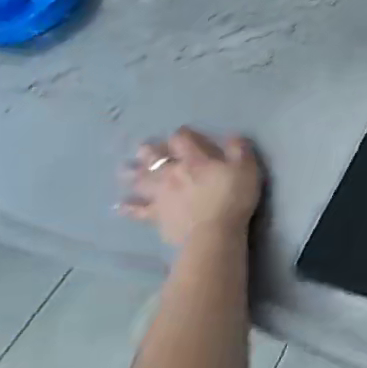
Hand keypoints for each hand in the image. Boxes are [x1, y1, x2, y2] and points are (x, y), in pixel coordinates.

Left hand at [122, 128, 263, 250]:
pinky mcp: (156, 215)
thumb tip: (233, 136)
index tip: (183, 134)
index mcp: (194, 159)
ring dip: (132, 174)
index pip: (182, 139)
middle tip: (143, 148)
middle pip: (154, 157)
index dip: (182, 134)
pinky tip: (119, 206)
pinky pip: (138, 211)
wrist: (213, 233)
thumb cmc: (233, 198)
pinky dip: (128, 208)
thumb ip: (239, 149)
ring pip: (141, 180)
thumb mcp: (247, 169)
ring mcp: (161, 194)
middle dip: (149, 151)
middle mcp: (173, 173)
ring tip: (124, 170)